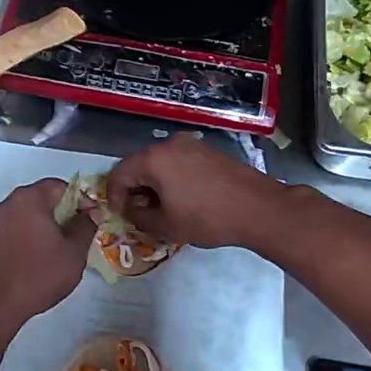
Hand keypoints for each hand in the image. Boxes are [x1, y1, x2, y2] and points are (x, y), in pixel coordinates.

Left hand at [0, 178, 94, 331]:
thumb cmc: (38, 275)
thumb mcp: (73, 253)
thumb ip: (85, 227)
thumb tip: (92, 213)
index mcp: (30, 199)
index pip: (61, 186)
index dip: (81, 199)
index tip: (93, 219)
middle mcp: (9, 203)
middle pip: (42, 198)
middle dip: (63, 212)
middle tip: (79, 233)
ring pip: (28, 215)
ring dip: (46, 225)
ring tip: (61, 247)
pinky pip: (15, 229)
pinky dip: (30, 236)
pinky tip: (39, 257)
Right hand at [105, 136, 291, 250]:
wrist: (257, 208)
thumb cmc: (207, 217)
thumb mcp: (166, 225)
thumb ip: (139, 216)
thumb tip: (132, 209)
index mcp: (153, 159)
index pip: (118, 174)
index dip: (113, 196)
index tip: (120, 214)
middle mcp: (170, 145)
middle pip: (139, 165)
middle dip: (134, 189)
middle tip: (138, 213)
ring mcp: (192, 145)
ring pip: (160, 163)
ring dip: (154, 184)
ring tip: (161, 208)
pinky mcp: (208, 152)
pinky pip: (179, 163)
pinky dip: (172, 179)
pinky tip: (182, 198)